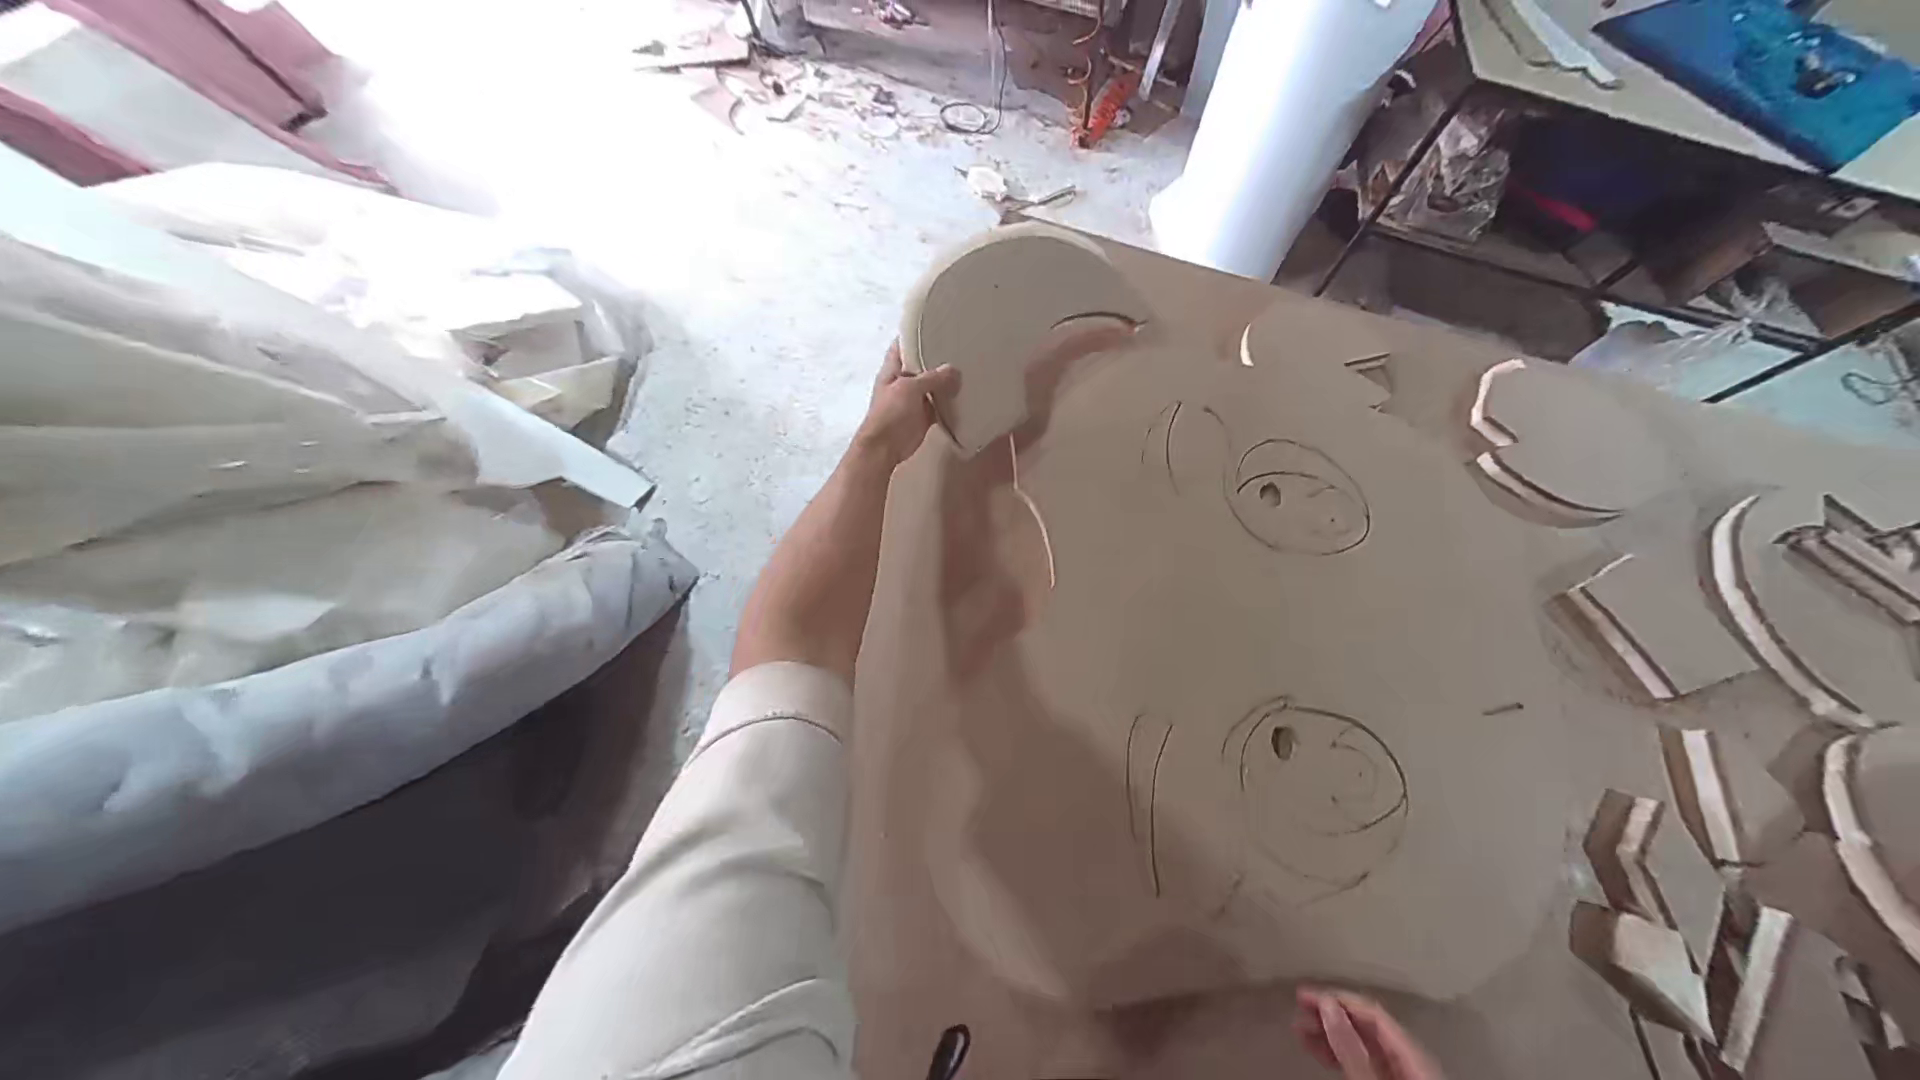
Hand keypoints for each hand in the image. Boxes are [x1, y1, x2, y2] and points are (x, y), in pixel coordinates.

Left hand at [853, 342, 959, 467]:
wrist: (884, 449)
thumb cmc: (889, 414)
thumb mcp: (909, 389)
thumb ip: (932, 378)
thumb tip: (955, 371)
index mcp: (894, 369)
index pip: (904, 344)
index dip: (917, 333)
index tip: (938, 323)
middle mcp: (904, 380)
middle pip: (922, 363)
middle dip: (939, 356)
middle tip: (963, 344)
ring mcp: (915, 398)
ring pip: (933, 384)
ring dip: (947, 379)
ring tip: (970, 365)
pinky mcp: (925, 415)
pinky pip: (940, 404)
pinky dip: (951, 400)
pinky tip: (967, 393)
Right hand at [1295, 988, 1442, 1079]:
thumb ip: (1351, 1049)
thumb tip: (1327, 1005)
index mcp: (1416, 1060)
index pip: (1375, 1015)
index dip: (1339, 1000)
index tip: (1304, 998)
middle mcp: (1413, 1066)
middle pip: (1369, 1030)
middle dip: (1332, 1017)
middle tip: (1298, 1011)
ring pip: (1365, 1048)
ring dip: (1332, 1036)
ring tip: (1302, 1033)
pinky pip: (1366, 1066)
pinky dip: (1342, 1057)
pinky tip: (1322, 1056)